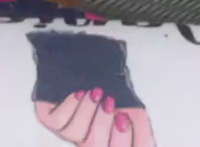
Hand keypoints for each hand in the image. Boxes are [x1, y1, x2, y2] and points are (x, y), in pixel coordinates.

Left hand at [36, 89, 156, 145]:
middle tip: (111, 102)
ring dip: (89, 111)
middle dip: (105, 125)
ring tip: (96, 92)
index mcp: (109, 142)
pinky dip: (71, 107)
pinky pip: (59, 122)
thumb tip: (150, 145)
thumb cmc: (110, 88)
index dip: (121, 140)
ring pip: (78, 135)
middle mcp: (89, 141)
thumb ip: (143, 131)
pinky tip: (79, 92)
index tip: (124, 116)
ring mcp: (69, 131)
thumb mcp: (133, 109)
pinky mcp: (50, 118)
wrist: (84, 61)